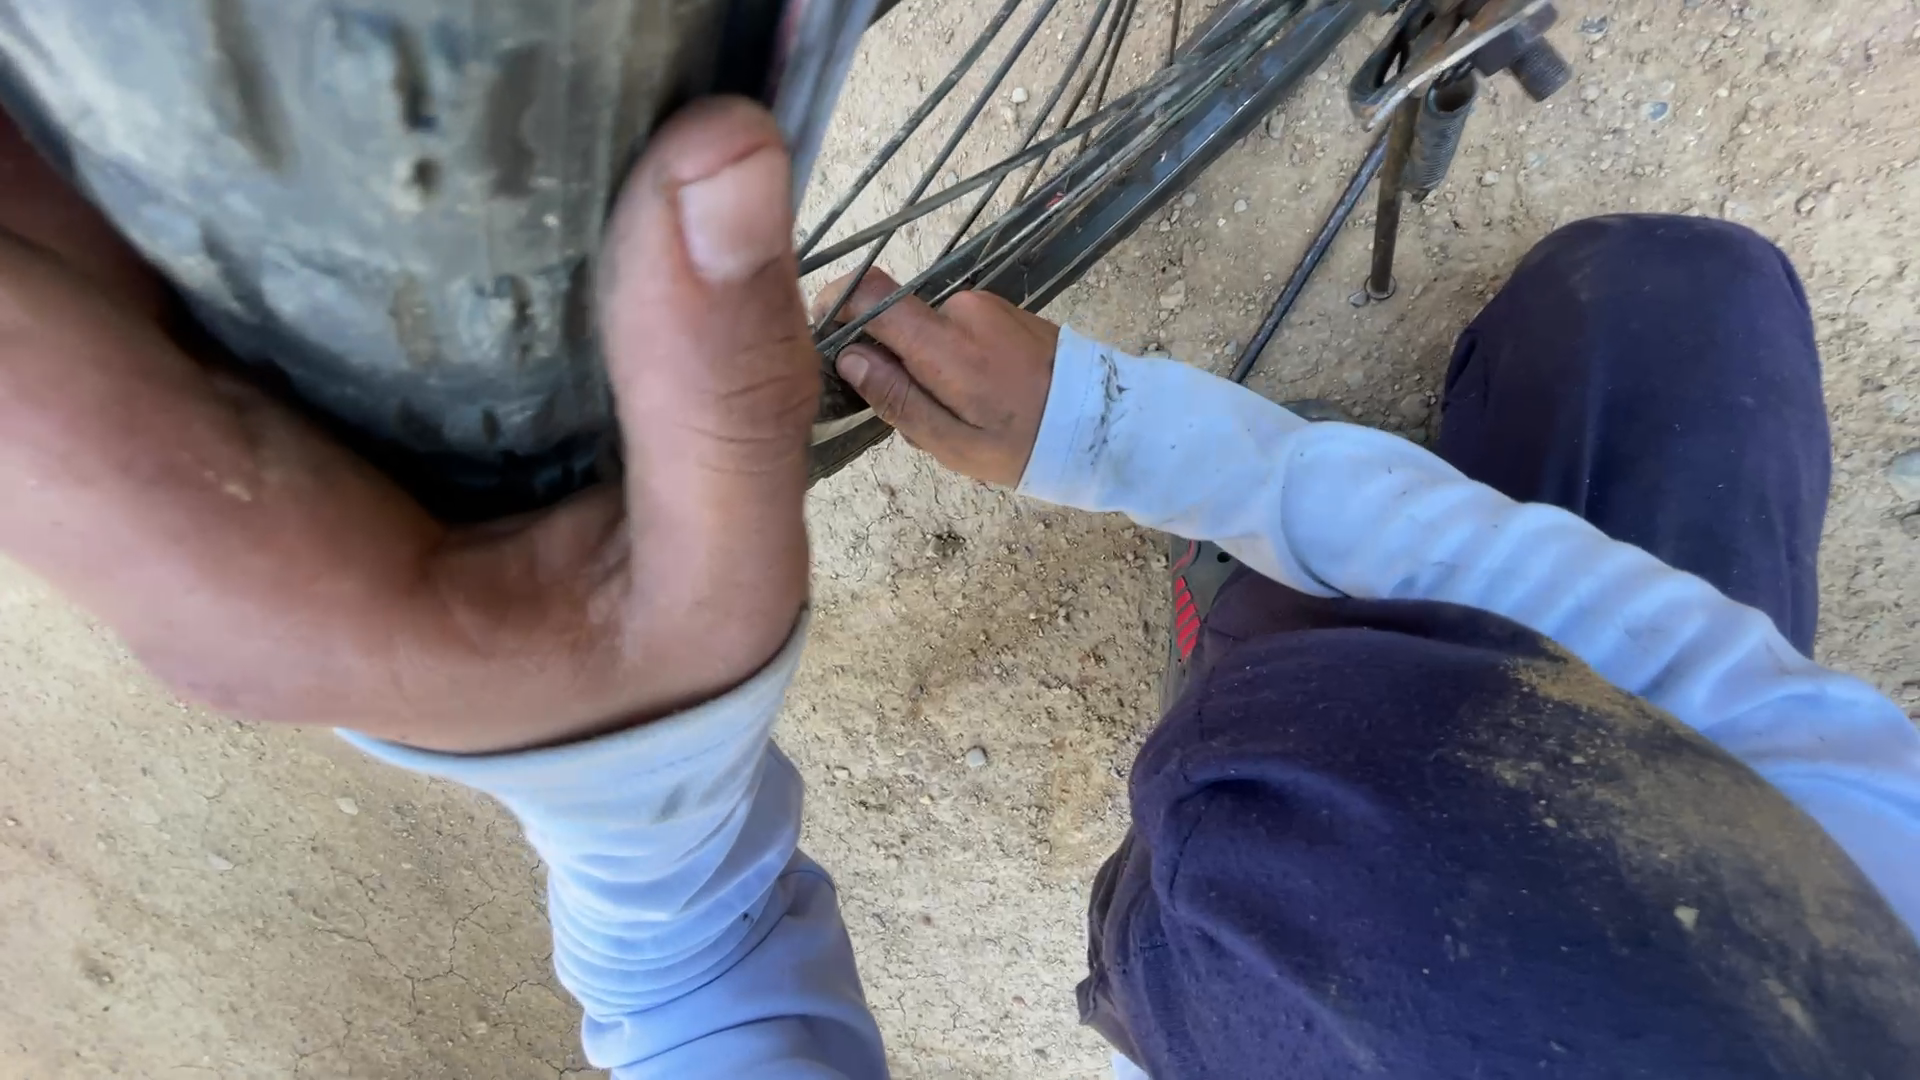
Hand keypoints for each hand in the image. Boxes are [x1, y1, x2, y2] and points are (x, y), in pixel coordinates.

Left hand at [0, 98, 817, 753]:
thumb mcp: (730, 561)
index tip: (165, 58)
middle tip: (257, 40)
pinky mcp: (211, 446)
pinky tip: (292, 135)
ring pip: (38, 278)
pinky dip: (167, 182)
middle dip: (73, 134)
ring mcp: (170, 490)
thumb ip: (725, 389)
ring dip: (110, 137)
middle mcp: (161, 542)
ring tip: (274, 60)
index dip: (16, 186)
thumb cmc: (668, 665)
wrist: (630, 705)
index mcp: (265, 598)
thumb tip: (723, 152)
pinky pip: (115, 289)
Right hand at [823, 272, 1057, 486]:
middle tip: (918, 413)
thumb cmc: (1026, 445)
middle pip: (897, 319)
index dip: (836, 305)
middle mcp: (964, 309)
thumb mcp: (954, 444)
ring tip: (960, 411)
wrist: (1105, 424)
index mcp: (946, 344)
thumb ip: (898, 400)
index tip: (826, 335)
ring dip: (927, 365)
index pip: (869, 294)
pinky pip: (958, 329)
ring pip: (928, 329)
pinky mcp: (1006, 310)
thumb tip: (848, 359)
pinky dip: (955, 358)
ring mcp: (988, 305)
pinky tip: (982, 395)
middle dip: (891, 360)